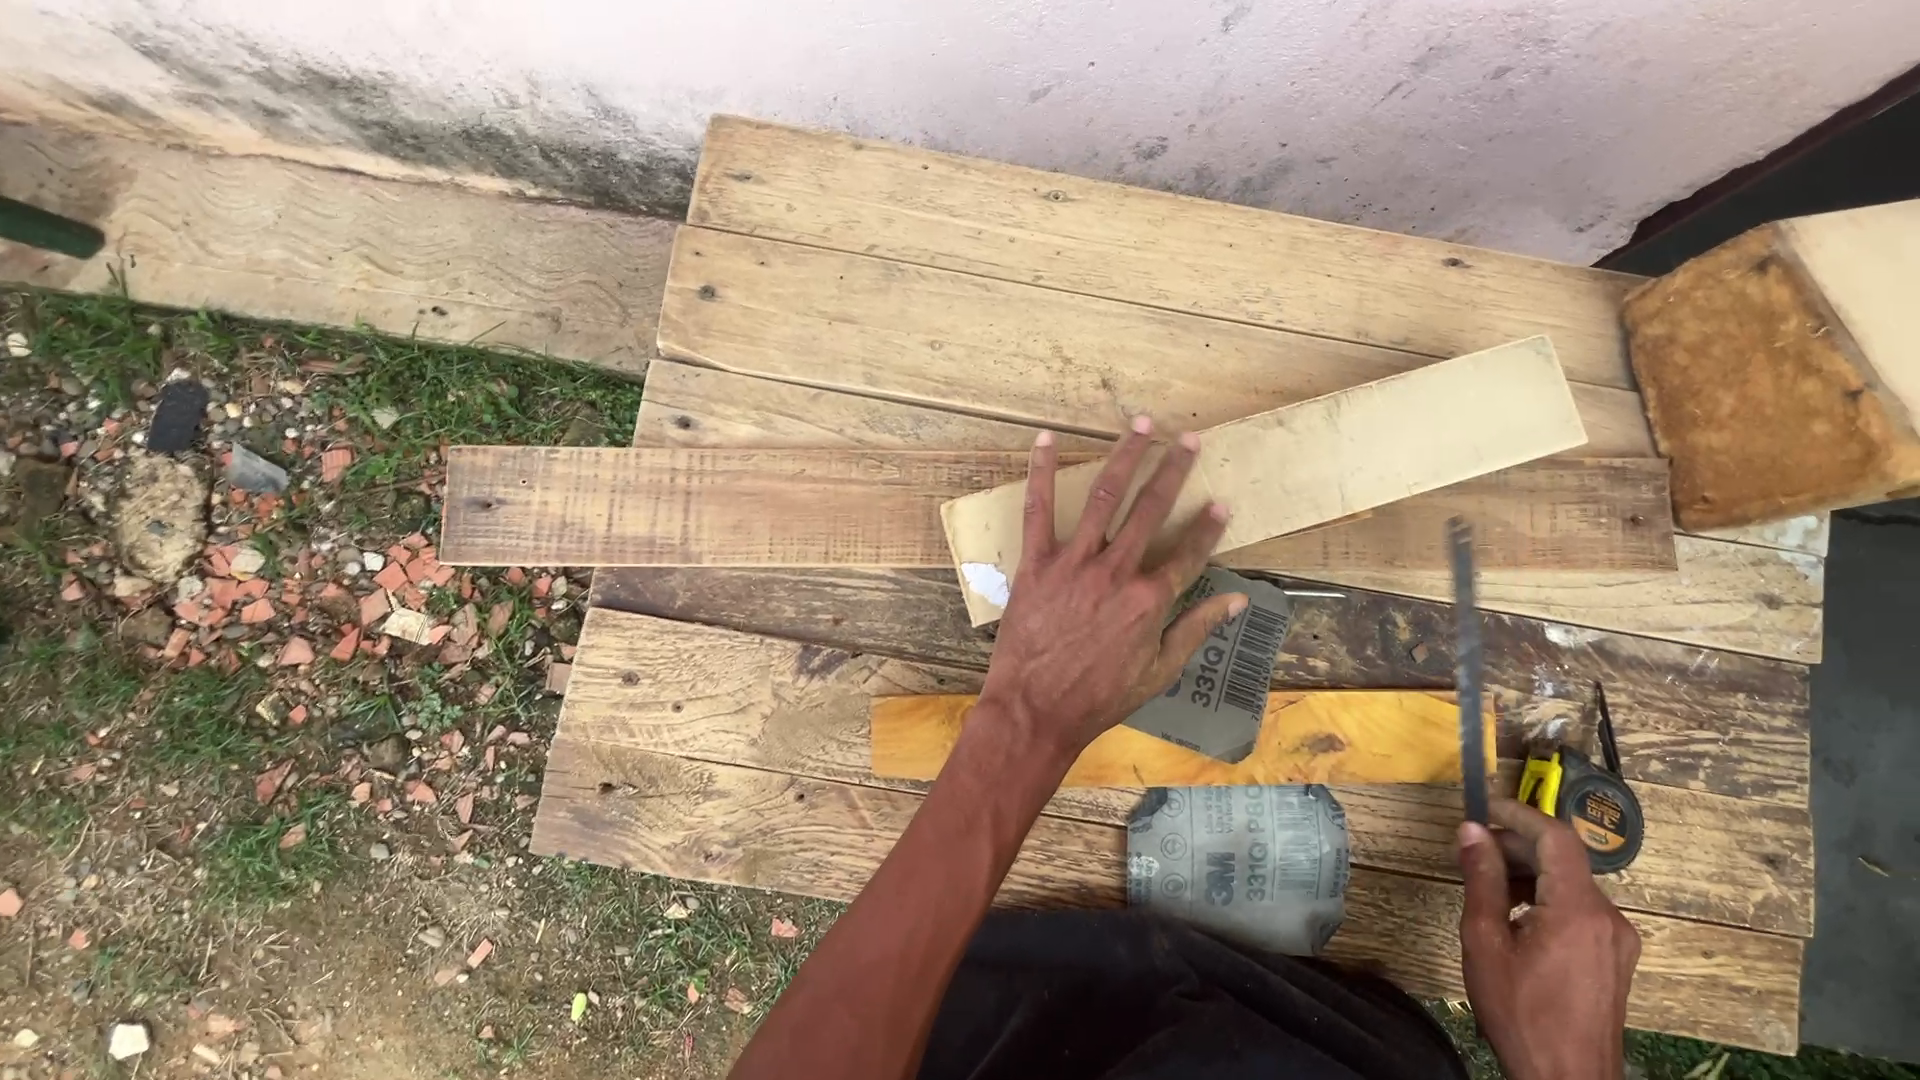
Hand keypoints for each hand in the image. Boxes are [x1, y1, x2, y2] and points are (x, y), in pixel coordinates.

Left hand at [972, 417, 1244, 766]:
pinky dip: (1040, 473)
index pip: (1189, 553)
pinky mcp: (1036, 563)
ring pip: (1104, 499)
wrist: (1036, 710)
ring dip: (1125, 458)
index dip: (1208, 526)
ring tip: (1142, 425)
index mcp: (1149, 600)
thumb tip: (1235, 601)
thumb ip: (1195, 630)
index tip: (1222, 501)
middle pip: (1152, 511)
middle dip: (1173, 471)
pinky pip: (1037, 511)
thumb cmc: (1099, 698)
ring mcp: (1074, 563)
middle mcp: (1116, 571)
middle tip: (1189, 439)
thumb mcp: (1158, 673)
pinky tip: (1045, 439)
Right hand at [1457, 798, 1641, 1079]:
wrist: (1566, 1079)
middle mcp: (1608, 917)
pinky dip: (1543, 896)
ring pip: (1569, 883)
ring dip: (1527, 872)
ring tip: (1484, 883)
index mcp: (1578, 909)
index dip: (1518, 813)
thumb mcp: (1485, 940)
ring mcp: (1616, 939)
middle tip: (1469, 850)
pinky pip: (1578, 908)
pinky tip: (1512, 913)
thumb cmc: (1519, 1010)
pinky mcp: (1614, 957)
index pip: (1556, 837)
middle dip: (1514, 844)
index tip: (1481, 806)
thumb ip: (1482, 879)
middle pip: (1562, 858)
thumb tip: (1471, 830)